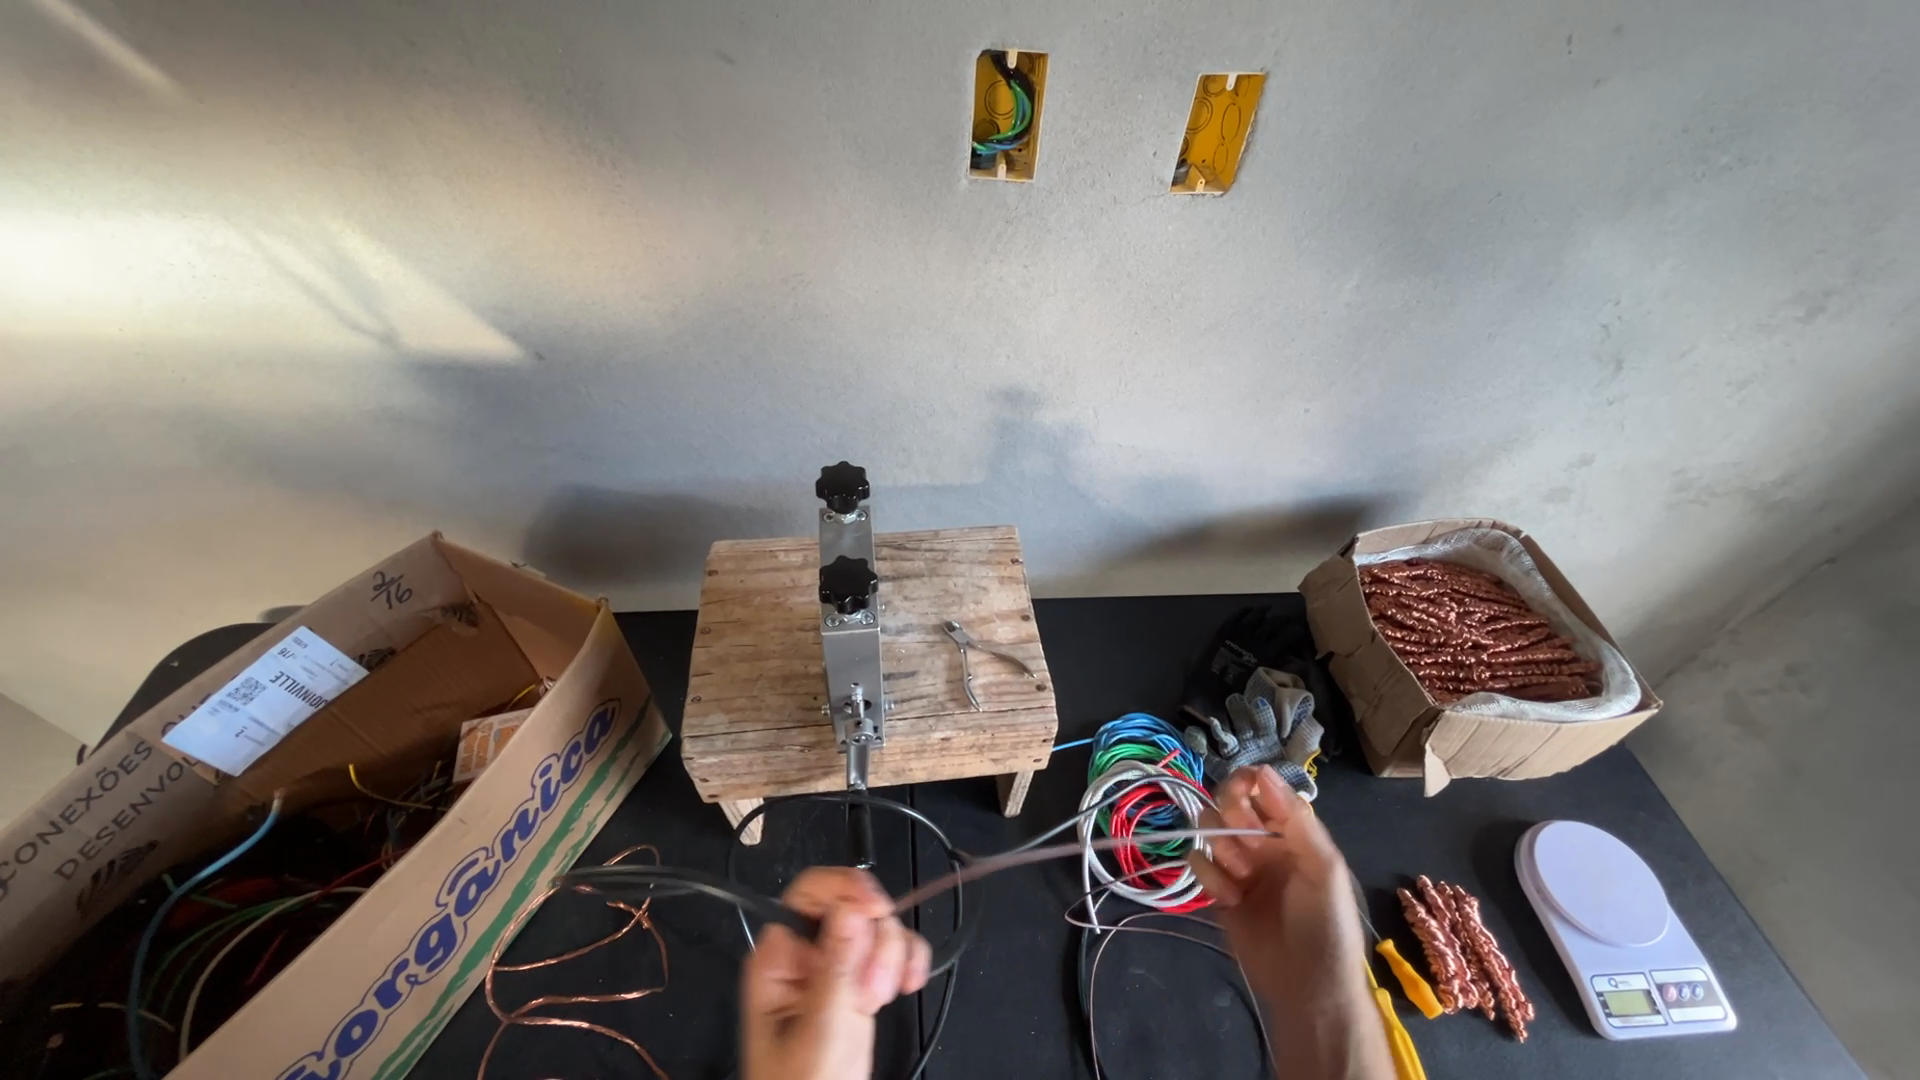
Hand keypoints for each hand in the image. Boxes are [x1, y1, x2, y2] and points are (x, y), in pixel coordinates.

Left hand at [741, 867, 931, 1079]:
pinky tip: (908, 983)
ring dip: (893, 956)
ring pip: (879, 925)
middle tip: (872, 986)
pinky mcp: (862, 983)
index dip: (845, 890)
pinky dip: (909, 960)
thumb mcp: (819, 1032)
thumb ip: (835, 969)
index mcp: (779, 959)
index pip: (809, 892)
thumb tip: (849, 909)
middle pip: (853, 906)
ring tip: (881, 998)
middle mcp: (807, 956)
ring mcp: (837, 968)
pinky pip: (894, 949)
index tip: (877, 909)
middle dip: (875, 938)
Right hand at [1189, 766, 1392, 1079]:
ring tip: (1240, 875)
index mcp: (1292, 832)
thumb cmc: (1326, 925)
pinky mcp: (1217, 890)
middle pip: (1229, 803)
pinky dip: (1209, 875)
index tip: (1239, 787)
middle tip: (1245, 841)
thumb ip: (1296, 819)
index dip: (1246, 782)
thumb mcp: (1324, 869)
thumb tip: (1263, 770)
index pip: (1262, 789)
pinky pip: (1198, 862)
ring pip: (1209, 828)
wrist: (1307, 989)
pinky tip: (1229, 898)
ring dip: (1221, 845)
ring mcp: (1238, 865)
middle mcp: (1263, 842)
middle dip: (1231, 814)